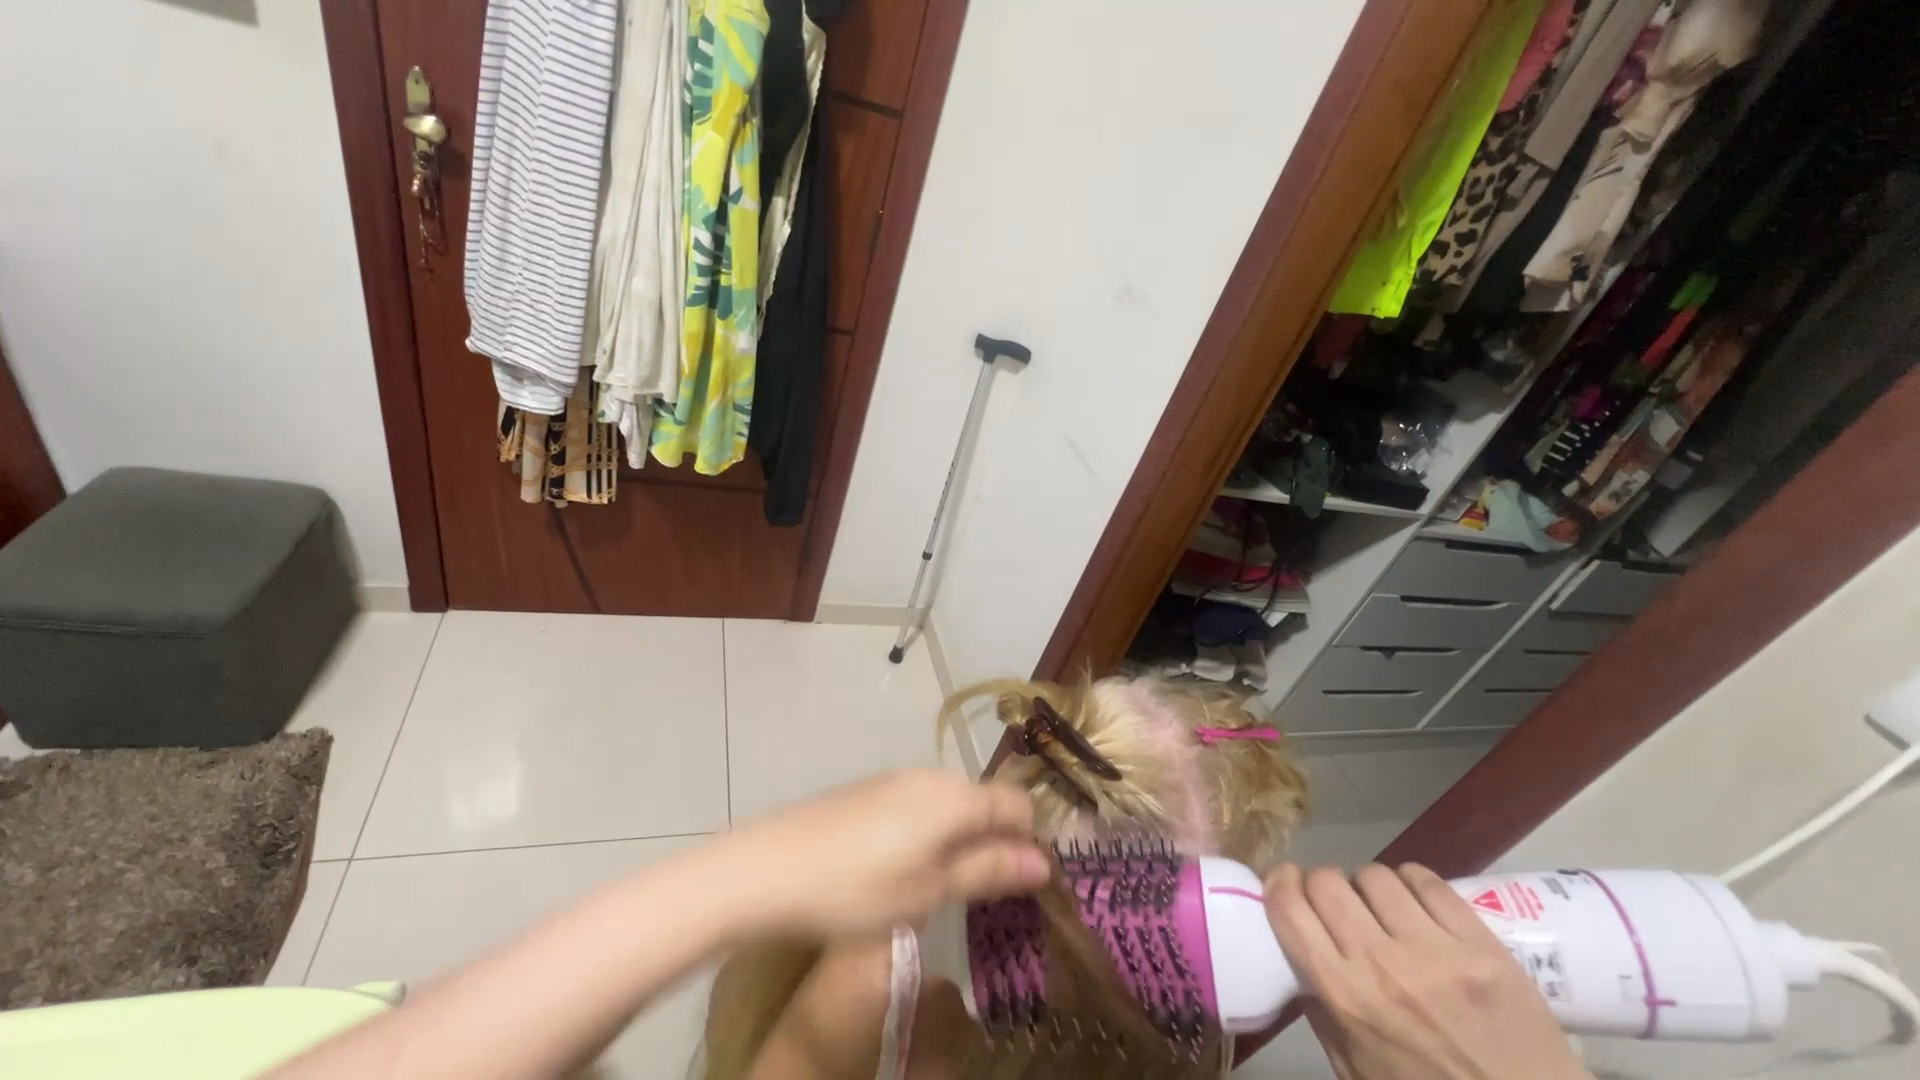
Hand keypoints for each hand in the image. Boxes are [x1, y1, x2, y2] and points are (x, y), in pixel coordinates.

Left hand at [725, 769, 1049, 939]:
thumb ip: (989, 871)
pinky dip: (927, 832)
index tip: (1023, 883)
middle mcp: (929, 777)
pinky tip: (898, 868)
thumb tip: (1045, 862)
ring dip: (959, 838)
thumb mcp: (929, 890)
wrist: (766, 868)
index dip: (1030, 841)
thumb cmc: (856, 888)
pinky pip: (918, 805)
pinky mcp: (867, 791)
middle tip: (979, 894)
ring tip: (937, 887)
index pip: (1017, 804)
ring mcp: (894, 780)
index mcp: (954, 797)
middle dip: (993, 841)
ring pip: (949, 804)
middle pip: (983, 801)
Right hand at [1264, 863, 1590, 1079]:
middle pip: (1327, 882)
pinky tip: (1415, 904)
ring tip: (1380, 907)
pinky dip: (1411, 883)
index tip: (1282, 885)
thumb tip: (1296, 959)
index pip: (1289, 909)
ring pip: (1375, 875)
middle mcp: (1382, 963)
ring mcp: (1436, 950)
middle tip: (1331, 900)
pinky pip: (1428, 882)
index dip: (1278, 884)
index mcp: (1345, 996)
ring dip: (1367, 886)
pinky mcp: (1481, 943)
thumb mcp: (1355, 1070)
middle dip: (1320, 884)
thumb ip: (1321, 1012)